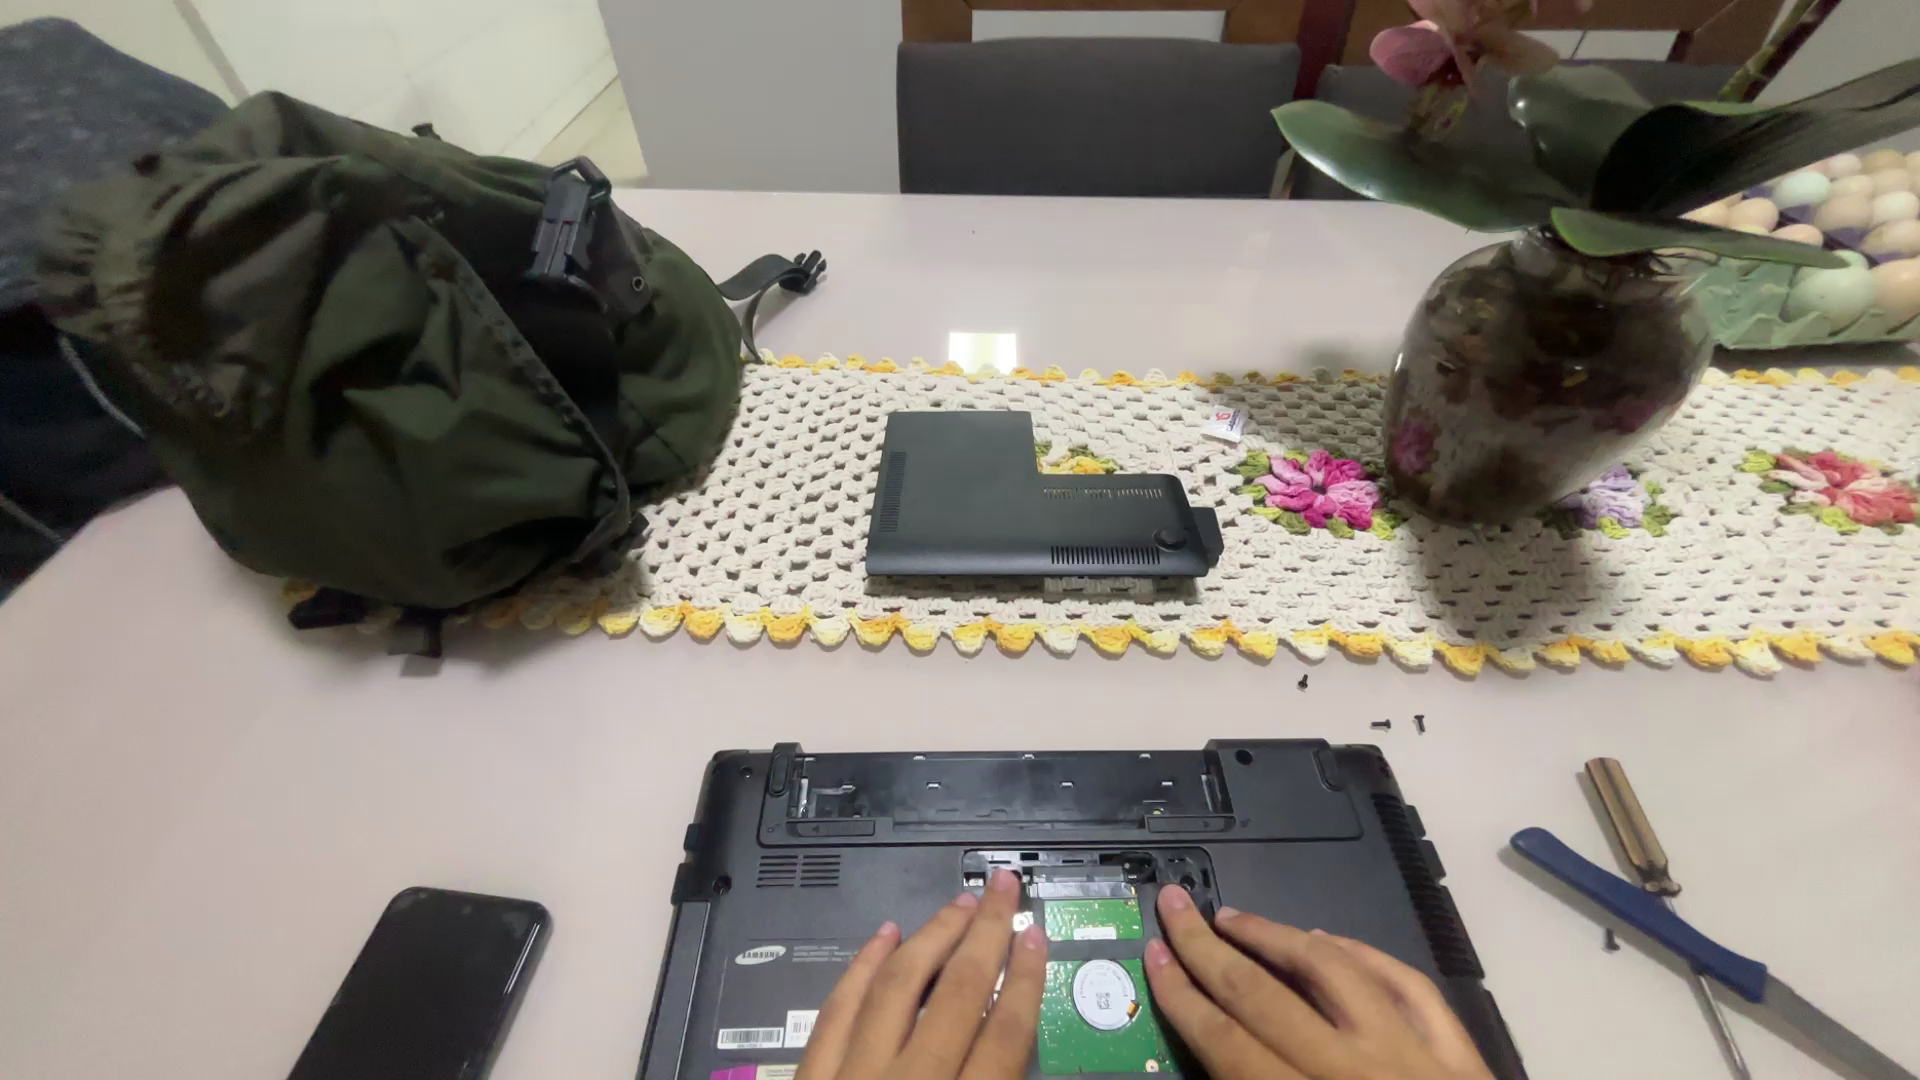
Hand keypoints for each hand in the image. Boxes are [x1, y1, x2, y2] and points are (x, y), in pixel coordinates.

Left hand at [796, 868, 1047, 1079]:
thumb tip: (1013, 1029)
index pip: (1004, 1035)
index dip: (1027, 980)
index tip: (1035, 936)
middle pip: (957, 992)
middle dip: (987, 932)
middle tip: (1002, 886)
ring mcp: (852, 1076)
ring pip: (898, 985)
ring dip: (932, 936)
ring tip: (958, 904)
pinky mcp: (812, 1078)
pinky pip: (837, 1010)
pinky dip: (863, 966)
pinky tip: (885, 935)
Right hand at [1145, 885, 1496, 1079]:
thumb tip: (1217, 1061)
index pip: (1226, 1044)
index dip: (1182, 997)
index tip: (1154, 956)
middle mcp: (1355, 1079)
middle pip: (1261, 996)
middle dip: (1205, 947)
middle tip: (1174, 903)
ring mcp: (1415, 1063)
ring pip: (1330, 972)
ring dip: (1274, 936)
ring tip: (1233, 917)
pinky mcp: (1465, 1063)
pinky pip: (1407, 986)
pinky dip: (1363, 954)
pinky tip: (1328, 939)